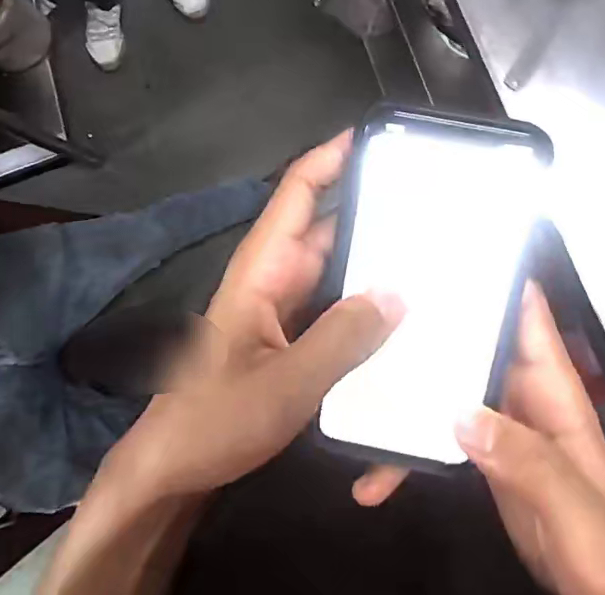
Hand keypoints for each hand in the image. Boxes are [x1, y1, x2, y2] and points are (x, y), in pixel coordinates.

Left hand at [104, 131, 404, 498]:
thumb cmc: (215, 418)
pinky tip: (403, 304)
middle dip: (372, 204)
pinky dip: (365, 292)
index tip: (376, 137)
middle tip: (430, 198)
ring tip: (431, 244)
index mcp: (263, 266)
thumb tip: (397, 292)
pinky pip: (335, 297)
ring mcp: (283, 303)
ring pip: (335, 261)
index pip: (298, 190)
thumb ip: (342, 340)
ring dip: (374, 251)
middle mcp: (275, 274)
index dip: (332, 156)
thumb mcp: (285, 384)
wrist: (173, 467)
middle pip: (327, 222)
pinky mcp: (292, 331)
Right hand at [356, 284, 604, 594]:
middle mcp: (520, 392)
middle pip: (472, 341)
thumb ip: (525, 458)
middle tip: (379, 301)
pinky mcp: (478, 453)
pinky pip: (435, 435)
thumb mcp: (571, 502)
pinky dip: (406, 451)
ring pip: (446, 384)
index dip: (494, 275)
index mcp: (552, 387)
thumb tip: (461, 413)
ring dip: (406, 386)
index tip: (448, 248)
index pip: (525, 312)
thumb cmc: (603, 546)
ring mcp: (497, 422)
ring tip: (358, 379)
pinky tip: (374, 471)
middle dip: (431, 323)